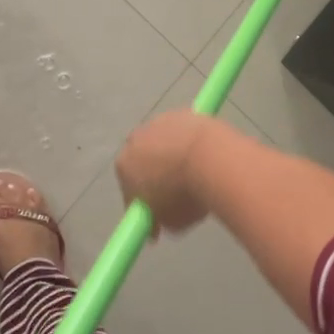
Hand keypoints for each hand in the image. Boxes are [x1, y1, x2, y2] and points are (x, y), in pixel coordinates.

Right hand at [115, 110, 224, 234]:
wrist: (210, 157)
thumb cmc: (184, 194)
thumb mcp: (171, 222)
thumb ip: (161, 220)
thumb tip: (163, 219)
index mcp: (123, 167)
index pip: (130, 192)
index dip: (145, 208)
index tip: (160, 220)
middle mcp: (134, 140)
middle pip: (142, 162)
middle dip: (155, 176)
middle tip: (175, 192)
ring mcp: (158, 122)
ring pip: (161, 144)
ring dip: (171, 156)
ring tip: (193, 172)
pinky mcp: (181, 111)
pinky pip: (181, 132)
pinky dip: (187, 142)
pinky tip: (201, 154)